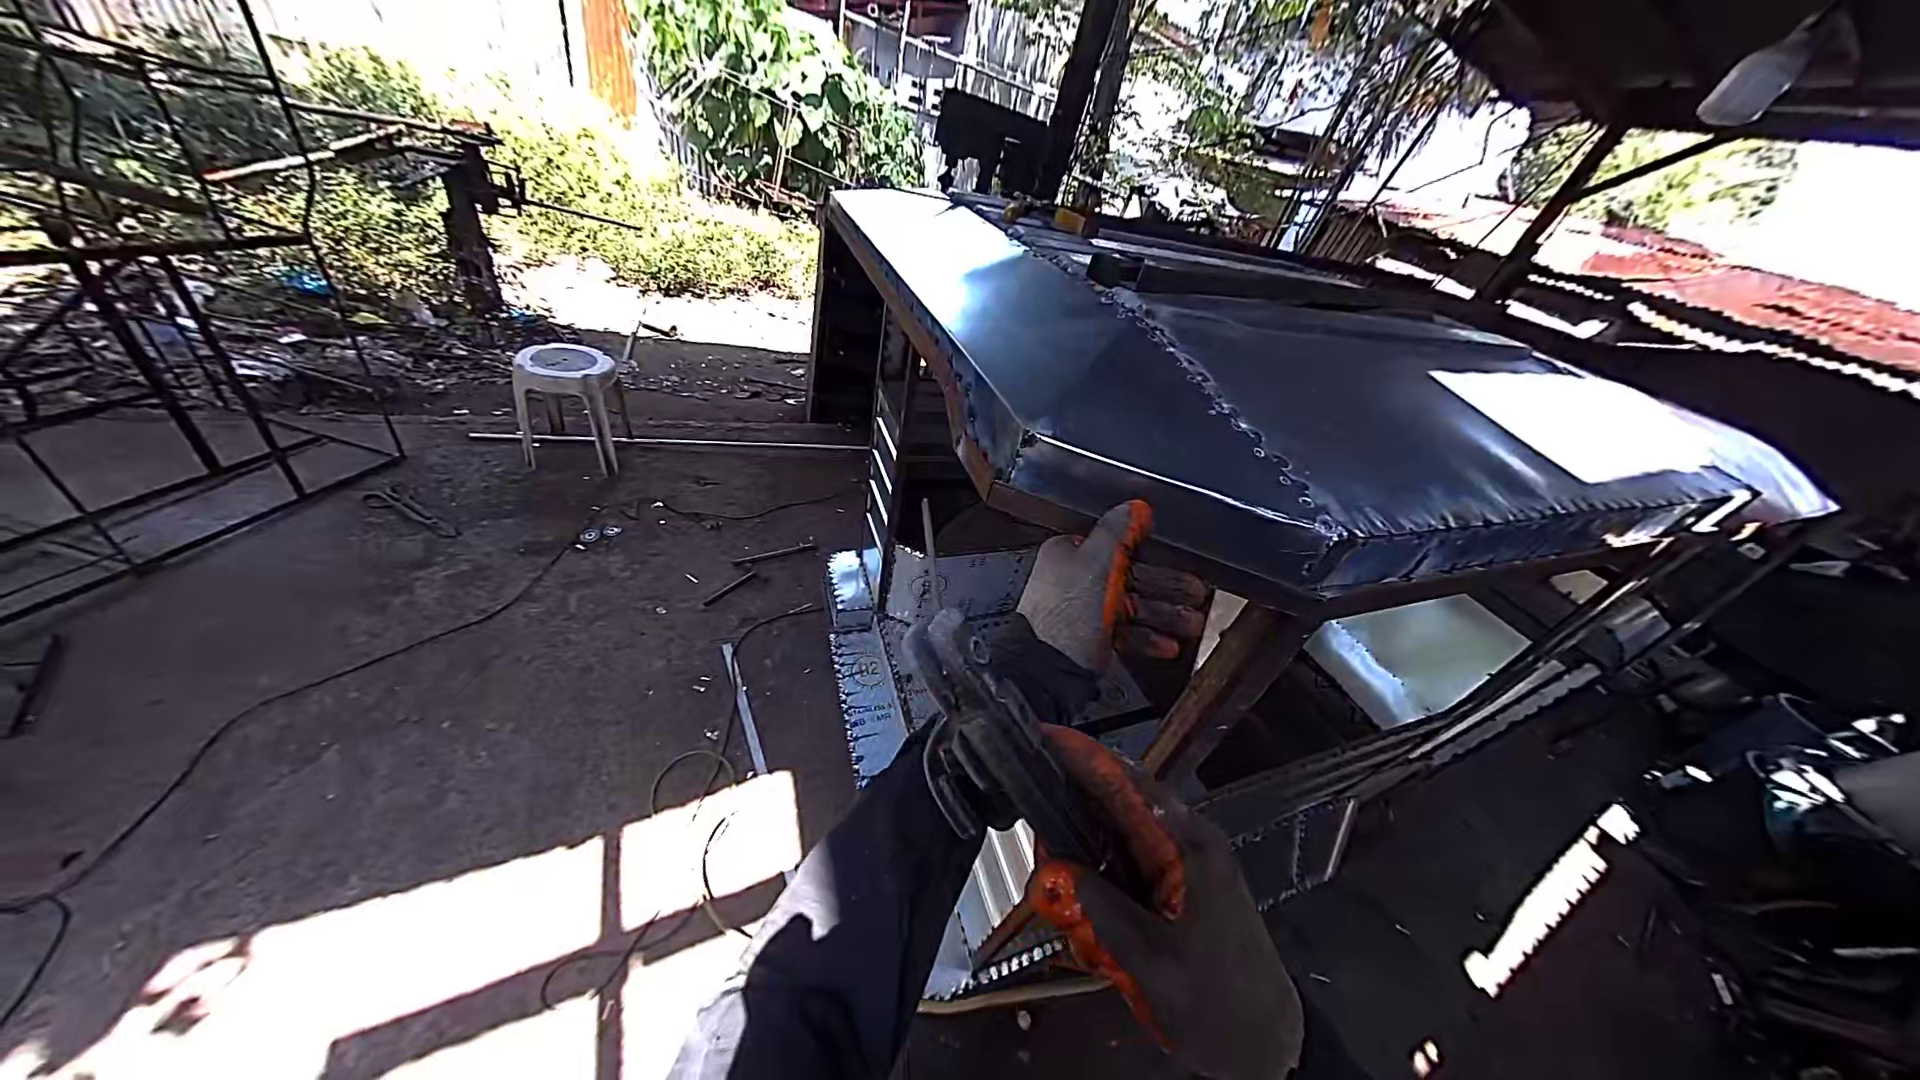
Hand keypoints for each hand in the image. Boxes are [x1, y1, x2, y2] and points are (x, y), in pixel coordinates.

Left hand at [1017, 501, 1208, 669]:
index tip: (1180, 562)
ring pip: (1131, 606)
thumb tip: (1134, 507)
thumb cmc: (1063, 618)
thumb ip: (1117, 534)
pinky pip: (1124, 632)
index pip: (1116, 547)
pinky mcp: (1090, 639)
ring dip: (1164, 614)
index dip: (1151, 555)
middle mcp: (1074, 580)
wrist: (1048, 673)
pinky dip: (1147, 637)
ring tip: (1191, 623)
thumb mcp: (1095, 564)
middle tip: (1196, 595)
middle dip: (1167, 588)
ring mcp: (1082, 612)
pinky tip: (1167, 644)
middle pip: (1129, 578)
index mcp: (1068, 555)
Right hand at [1028, 726, 1302, 1079]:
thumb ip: (1100, 909)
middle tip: (1032, 798)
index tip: (1045, 738)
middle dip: (1074, 791)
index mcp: (1190, 845)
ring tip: (1046, 836)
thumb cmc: (1220, 1006)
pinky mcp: (1175, 876)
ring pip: (1120, 821)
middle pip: (1120, 795)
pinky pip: (1126, 849)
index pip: (1128, 784)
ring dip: (1082, 824)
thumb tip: (1052, 869)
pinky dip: (1096, 851)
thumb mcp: (1153, 963)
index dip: (1084, 757)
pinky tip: (1074, 867)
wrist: (1269, 1048)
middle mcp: (1187, 839)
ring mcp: (1183, 857)